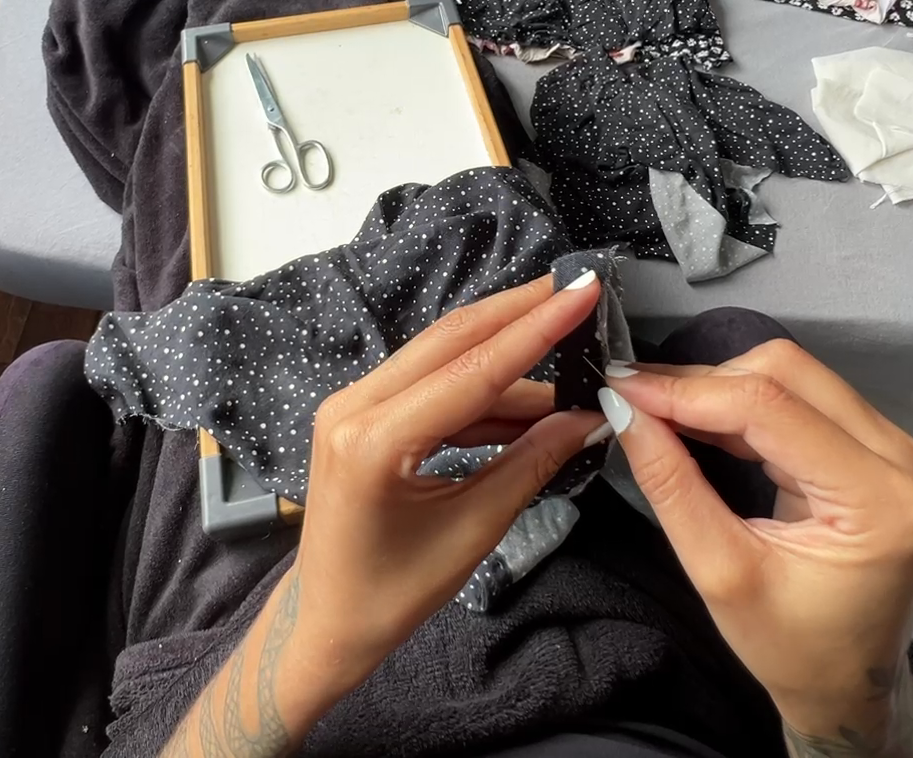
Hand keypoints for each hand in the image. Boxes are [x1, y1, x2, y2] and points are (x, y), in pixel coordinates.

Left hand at [289, 271, 610, 687]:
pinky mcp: (362, 410)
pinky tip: (525, 404)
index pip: (472, 369)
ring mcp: (353, 402)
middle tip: (573, 291)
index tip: (580, 291)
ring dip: (505, 359)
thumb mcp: (471, 531)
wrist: (324, 622)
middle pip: (451, 340)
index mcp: (374, 439)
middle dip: (518, 313)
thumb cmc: (390, 595)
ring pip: (442, 358)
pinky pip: (430, 384)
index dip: (535, 328)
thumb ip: (532, 463)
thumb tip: (588, 418)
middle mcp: (355, 404)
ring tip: (567, 362)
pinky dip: (480, 390)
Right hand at [603, 341, 912, 745]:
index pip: (768, 406)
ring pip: (790, 375)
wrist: (847, 686)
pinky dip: (738, 400)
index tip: (621, 385)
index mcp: (880, 501)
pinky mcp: (877, 447)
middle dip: (701, 380)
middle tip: (636, 397)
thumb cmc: (790, 647)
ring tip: (658, 407)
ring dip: (717, 385)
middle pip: (785, 372)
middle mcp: (903, 461)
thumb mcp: (718, 571)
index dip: (685, 389)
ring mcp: (897, 449)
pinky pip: (798, 395)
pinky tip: (696, 417)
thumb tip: (622, 408)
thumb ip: (670, 482)